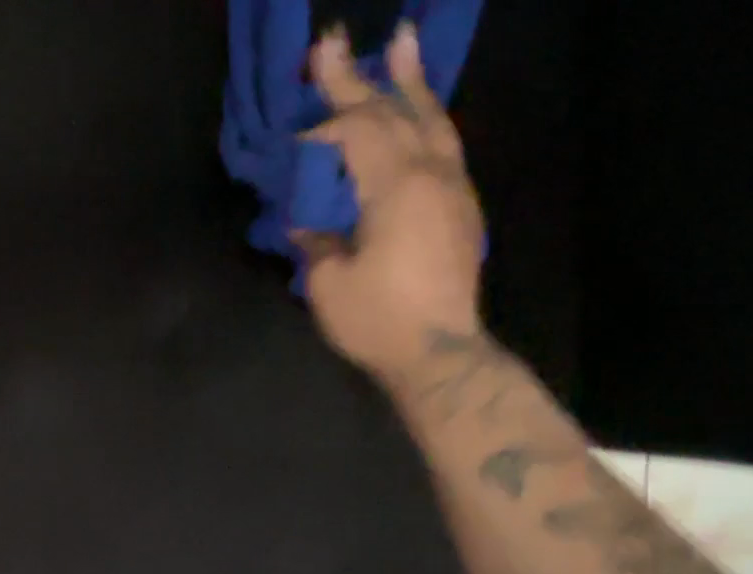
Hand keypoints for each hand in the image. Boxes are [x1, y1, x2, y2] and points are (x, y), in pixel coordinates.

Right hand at [291, 23, 487, 376]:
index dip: (321, 130)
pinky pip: (443, 145)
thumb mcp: (328, 281)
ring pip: (432, 121)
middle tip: (332, 43)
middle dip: (358, 80)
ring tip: (402, 43)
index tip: (292, 143)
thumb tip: (308, 218)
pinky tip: (418, 112)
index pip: (356, 133)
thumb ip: (317, 239)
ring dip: (410, 83)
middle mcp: (432, 173)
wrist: (438, 352)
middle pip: (394, 113)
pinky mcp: (460, 208)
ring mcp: (453, 188)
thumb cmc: (376, 319)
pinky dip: (426, 118)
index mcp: (396, 187)